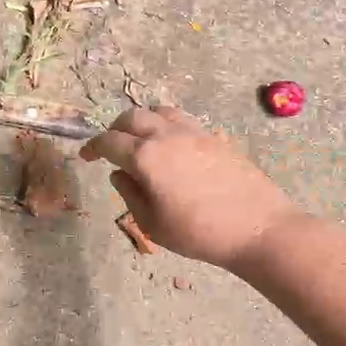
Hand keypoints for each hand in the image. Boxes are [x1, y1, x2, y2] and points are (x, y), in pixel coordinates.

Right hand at [80, 106, 303, 270]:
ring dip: (142, 122)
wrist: (259, 230)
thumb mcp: (152, 223)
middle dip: (114, 129)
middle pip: (131, 117)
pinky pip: (182, 120)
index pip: (108, 142)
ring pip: (158, 112)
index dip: (92, 148)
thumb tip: (119, 174)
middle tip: (110, 148)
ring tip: (140, 140)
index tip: (86, 157)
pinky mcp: (215, 138)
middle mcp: (167, 136)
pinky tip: (170, 147)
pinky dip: (166, 125)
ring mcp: (194, 133)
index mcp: (145, 157)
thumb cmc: (199, 233)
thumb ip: (129, 194)